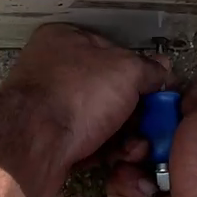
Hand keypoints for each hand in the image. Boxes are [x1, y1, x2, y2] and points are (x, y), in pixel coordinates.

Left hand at [0, 24, 170, 196]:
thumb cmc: (78, 95)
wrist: (33, 146)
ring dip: (124, 134)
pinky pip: (85, 140)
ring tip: (137, 149)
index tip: (160, 91)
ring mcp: (48, 105)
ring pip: (99, 117)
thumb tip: (163, 69)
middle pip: (108, 87)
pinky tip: (118, 158)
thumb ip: (148, 69)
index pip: (113, 50)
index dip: (140, 71)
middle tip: (153, 126)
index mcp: (64, 38)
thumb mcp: (126, 70)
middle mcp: (52, 68)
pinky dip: (104, 149)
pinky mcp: (48, 138)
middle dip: (135, 111)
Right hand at [105, 77, 196, 196]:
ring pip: (131, 153)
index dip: (168, 101)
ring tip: (141, 155)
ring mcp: (162, 188)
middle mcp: (191, 166)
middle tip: (147, 125)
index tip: (155, 93)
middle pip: (154, 130)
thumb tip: (195, 86)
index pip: (185, 112)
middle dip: (145, 123)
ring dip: (132, 148)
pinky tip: (142, 187)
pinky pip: (118, 181)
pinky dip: (126, 179)